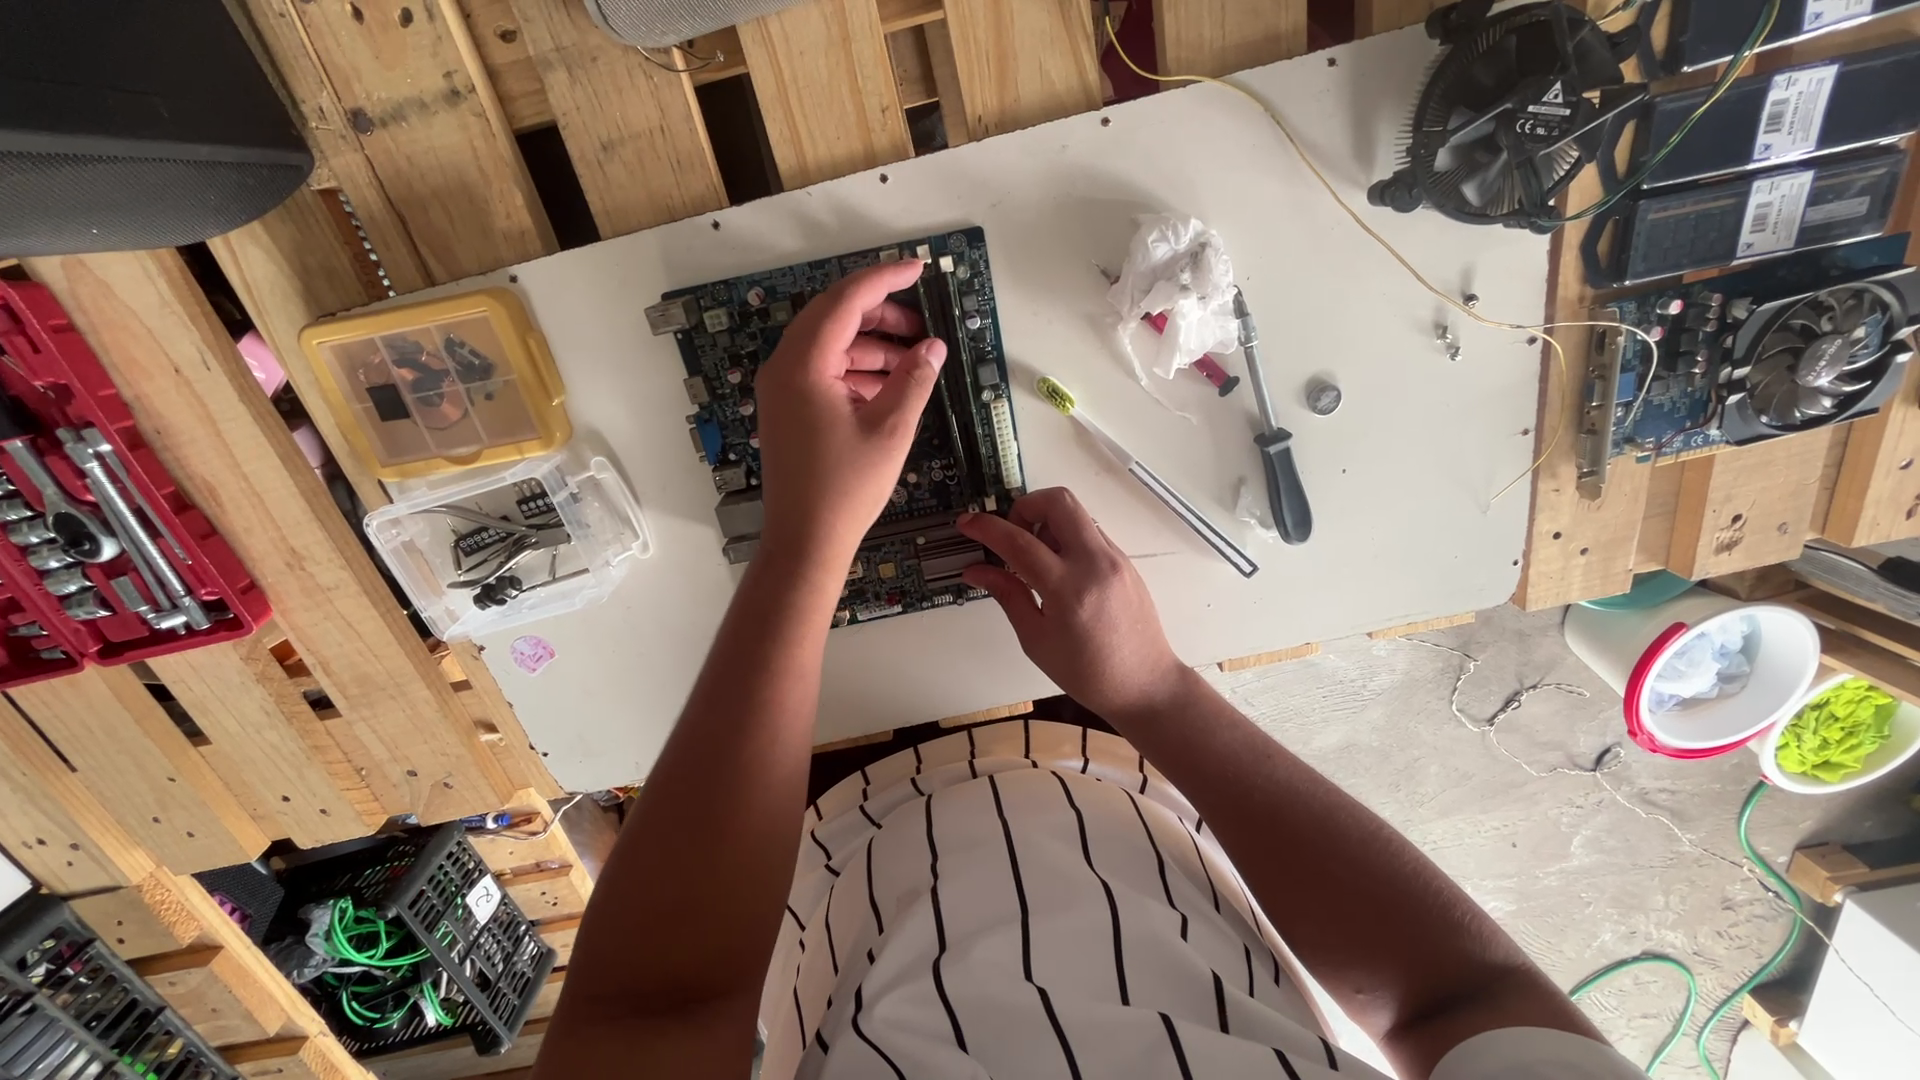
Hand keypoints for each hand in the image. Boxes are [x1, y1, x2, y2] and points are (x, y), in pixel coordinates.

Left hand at [755, 260, 946, 563]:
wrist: (805, 540)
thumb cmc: (846, 488)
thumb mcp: (891, 429)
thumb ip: (914, 379)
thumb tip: (933, 347)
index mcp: (803, 364)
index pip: (846, 301)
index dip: (885, 279)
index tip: (919, 268)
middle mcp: (784, 367)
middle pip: (834, 317)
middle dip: (881, 314)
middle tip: (922, 325)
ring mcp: (782, 389)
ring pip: (830, 345)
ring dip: (872, 346)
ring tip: (914, 360)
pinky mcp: (788, 409)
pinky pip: (823, 372)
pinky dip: (856, 371)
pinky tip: (890, 386)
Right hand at [957, 488, 1188, 719]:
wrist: (1145, 683)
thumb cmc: (1087, 672)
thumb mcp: (1036, 640)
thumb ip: (1007, 596)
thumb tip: (975, 571)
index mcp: (1068, 589)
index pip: (1020, 542)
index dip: (987, 528)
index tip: (967, 523)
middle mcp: (1095, 563)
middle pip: (1057, 501)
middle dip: (1025, 507)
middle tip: (1012, 538)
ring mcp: (1115, 558)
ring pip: (1075, 513)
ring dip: (1046, 523)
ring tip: (1035, 562)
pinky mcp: (1125, 561)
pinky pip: (1089, 532)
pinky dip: (1066, 538)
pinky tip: (1058, 572)